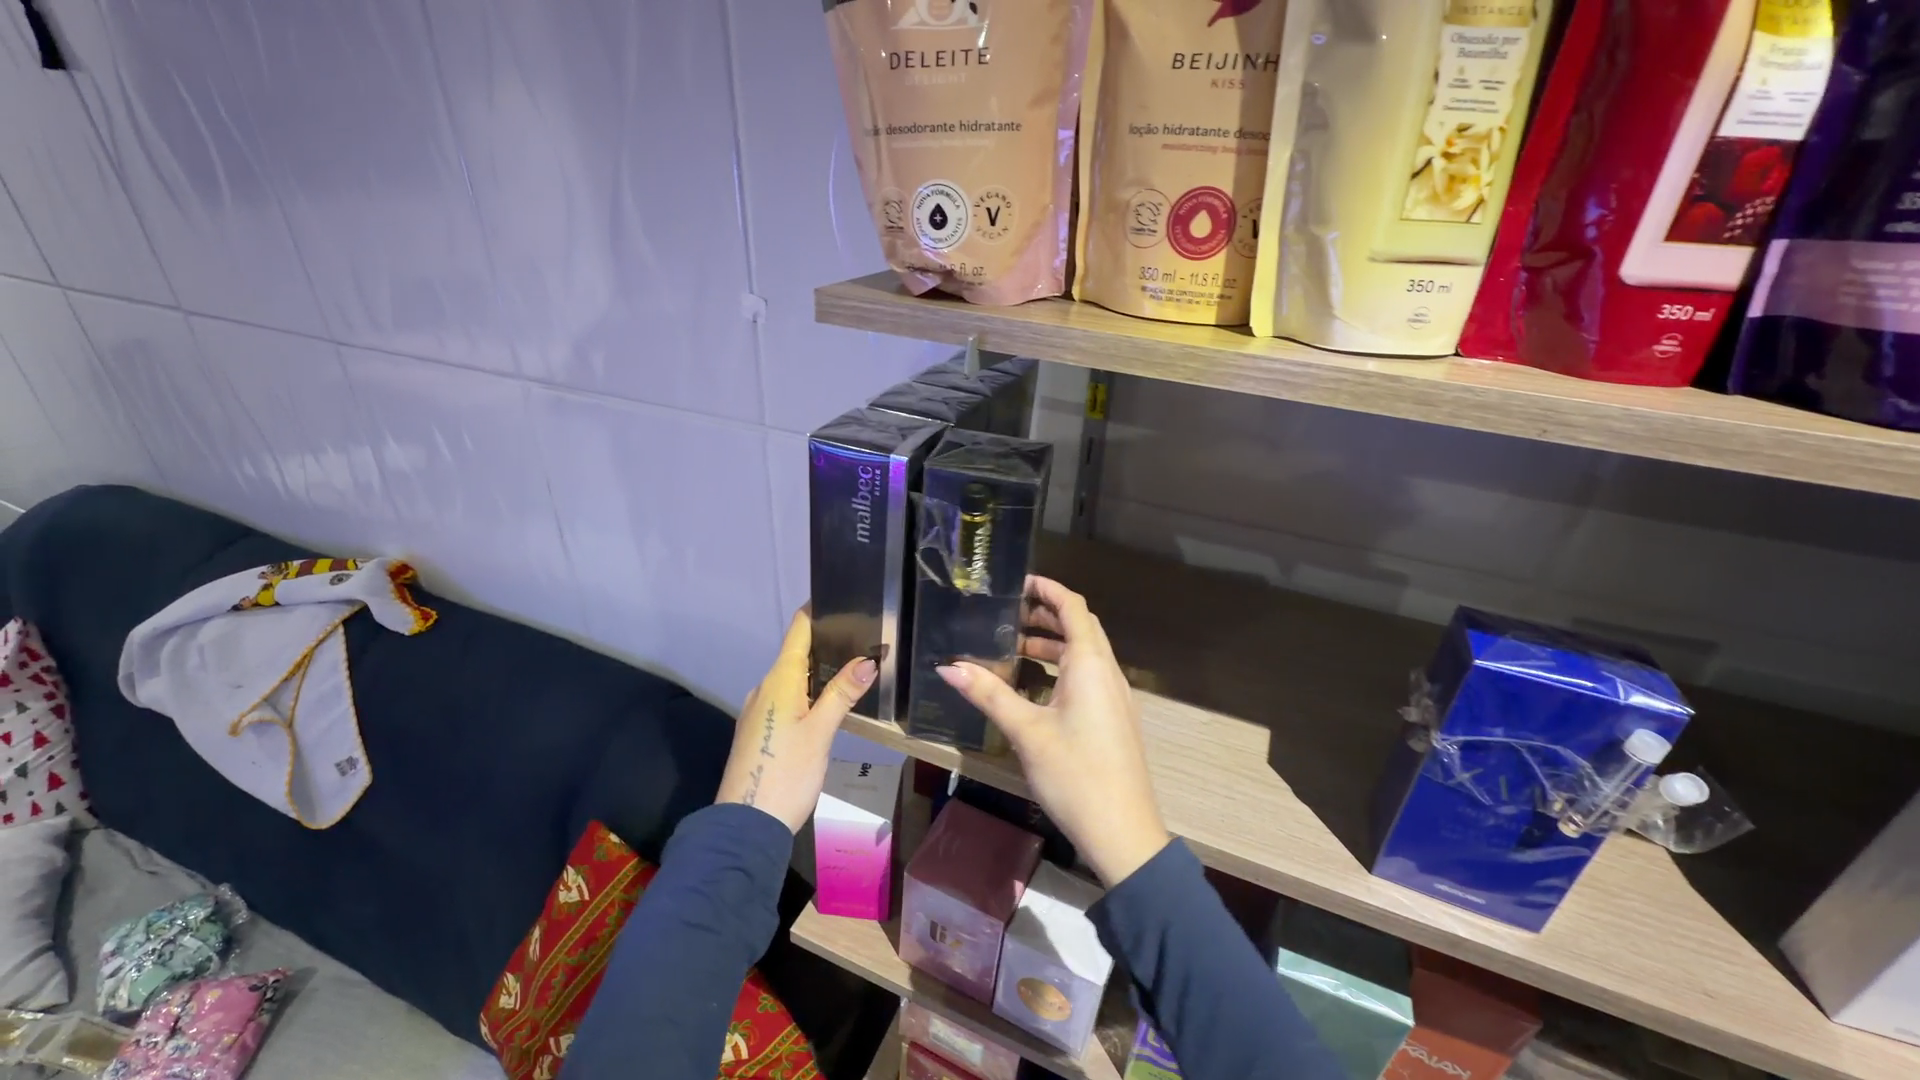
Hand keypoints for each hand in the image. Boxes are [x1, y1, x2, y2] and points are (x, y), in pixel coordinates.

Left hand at [715, 608, 877, 832]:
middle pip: (797, 654)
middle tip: (866, 636)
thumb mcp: (821, 732)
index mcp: (778, 681)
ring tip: (857, 667)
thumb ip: (842, 694)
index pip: (798, 631)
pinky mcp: (762, 731)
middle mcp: (765, 688)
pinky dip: (810, 693)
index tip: (844, 599)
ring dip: (821, 671)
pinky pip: (788, 699)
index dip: (818, 612)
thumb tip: (867, 659)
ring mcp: (760, 711)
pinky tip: (831, 704)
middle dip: (828, 644)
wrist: (746, 825)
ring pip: (793, 680)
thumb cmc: (786, 773)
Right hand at [937, 577, 1170, 886]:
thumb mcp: (1026, 732)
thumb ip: (989, 694)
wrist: (1122, 831)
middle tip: (1008, 615)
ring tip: (1013, 649)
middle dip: (1046, 616)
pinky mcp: (1114, 720)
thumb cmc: (1074, 774)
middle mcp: (1109, 673)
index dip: (1049, 589)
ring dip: (1053, 645)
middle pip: (1080, 628)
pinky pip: (1089, 678)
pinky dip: (1062, 669)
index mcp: (1091, 665)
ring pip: (1085, 655)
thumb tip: (948, 667)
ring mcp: (1116, 698)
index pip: (1073, 608)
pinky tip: (1035, 688)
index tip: (1018, 582)